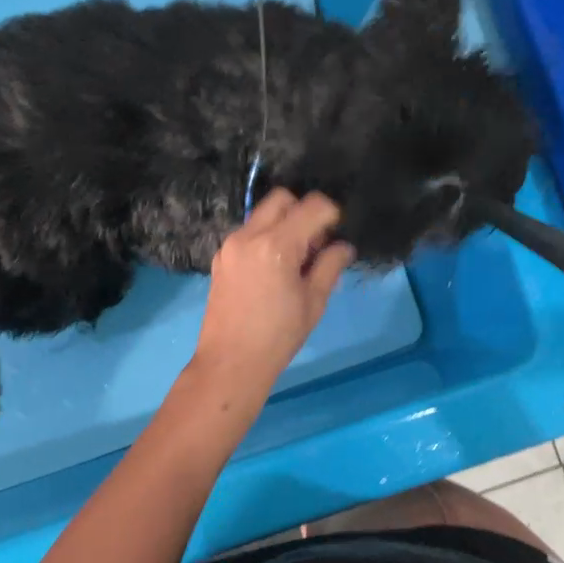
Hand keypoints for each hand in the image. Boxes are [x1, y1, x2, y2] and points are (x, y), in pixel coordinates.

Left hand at [194, 189, 355, 383]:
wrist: (230, 363)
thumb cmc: (278, 337)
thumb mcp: (313, 302)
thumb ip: (330, 266)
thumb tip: (343, 247)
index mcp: (276, 245)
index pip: (312, 207)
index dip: (331, 215)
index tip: (335, 237)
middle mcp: (249, 236)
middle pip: (282, 199)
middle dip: (303, 212)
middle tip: (314, 245)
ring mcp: (230, 246)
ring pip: (262, 215)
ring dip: (283, 225)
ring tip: (294, 261)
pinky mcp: (220, 258)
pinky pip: (247, 233)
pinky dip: (265, 238)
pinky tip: (273, 270)